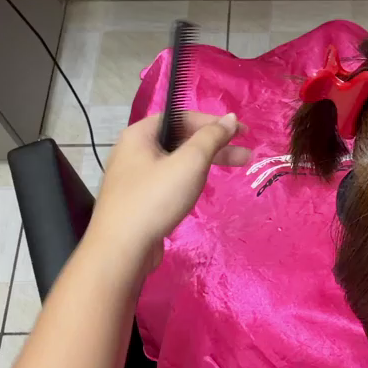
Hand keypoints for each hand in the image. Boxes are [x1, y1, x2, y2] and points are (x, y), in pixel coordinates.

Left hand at [84, 112, 250, 266]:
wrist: (121, 250)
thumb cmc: (155, 199)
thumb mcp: (189, 162)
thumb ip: (211, 137)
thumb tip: (230, 118)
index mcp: (140, 134)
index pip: (182, 117)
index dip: (213, 122)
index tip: (241, 132)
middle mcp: (134, 150)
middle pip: (181, 139)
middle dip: (215, 145)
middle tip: (246, 155)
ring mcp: (134, 176)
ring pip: (176, 161)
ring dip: (206, 162)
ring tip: (234, 169)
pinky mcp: (139, 199)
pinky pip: (168, 180)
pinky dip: (189, 179)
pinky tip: (202, 187)